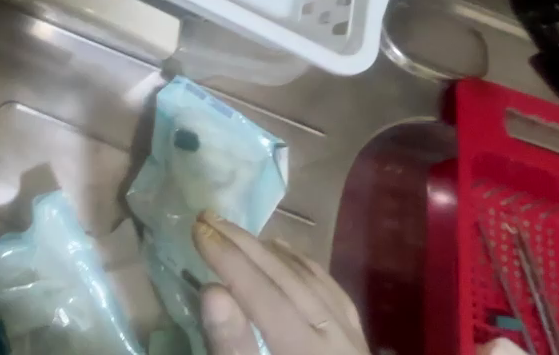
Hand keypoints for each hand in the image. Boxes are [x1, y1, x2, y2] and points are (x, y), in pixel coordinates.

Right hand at [191, 212, 368, 354]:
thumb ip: (235, 347)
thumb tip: (212, 290)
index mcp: (307, 353)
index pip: (263, 296)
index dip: (228, 260)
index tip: (197, 228)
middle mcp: (338, 341)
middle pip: (287, 281)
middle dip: (243, 245)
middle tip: (207, 216)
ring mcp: (355, 341)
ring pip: (311, 282)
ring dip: (269, 251)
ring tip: (234, 232)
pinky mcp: (361, 342)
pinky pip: (333, 293)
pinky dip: (304, 267)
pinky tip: (284, 253)